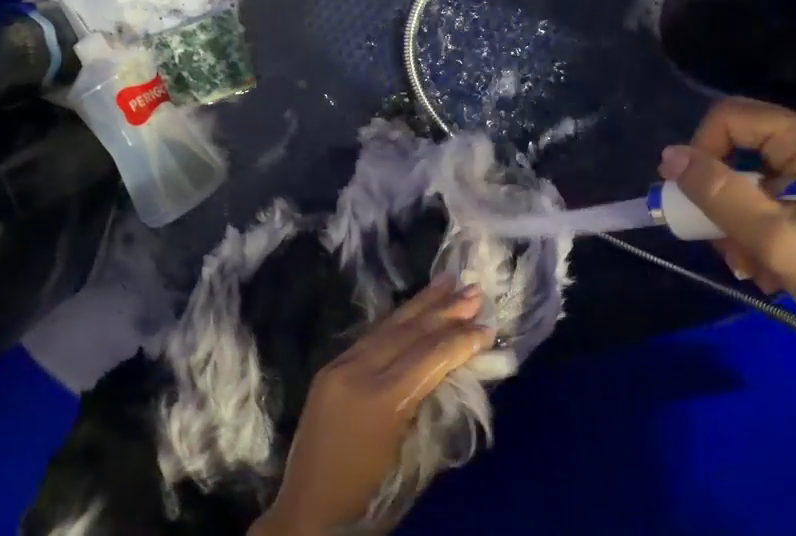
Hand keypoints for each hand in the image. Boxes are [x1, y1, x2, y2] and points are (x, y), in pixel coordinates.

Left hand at [252, 275, 492, 535]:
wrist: (307, 512)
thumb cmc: (368, 497)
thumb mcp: (411, 456)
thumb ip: (431, 407)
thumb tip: (458, 373)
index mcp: (381, 401)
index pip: (428, 356)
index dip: (460, 339)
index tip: (488, 325)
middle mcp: (357, 373)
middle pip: (408, 332)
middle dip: (444, 310)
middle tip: (474, 290)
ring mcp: (338, 368)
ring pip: (387, 326)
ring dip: (420, 305)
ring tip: (447, 282)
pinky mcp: (329, 370)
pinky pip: (369, 337)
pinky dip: (396, 320)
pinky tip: (412, 310)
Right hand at [662, 97, 795, 343]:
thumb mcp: (773, 236)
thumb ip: (717, 193)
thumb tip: (669, 156)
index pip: (727, 119)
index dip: (700, 154)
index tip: (694, 201)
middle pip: (735, 154)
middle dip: (721, 204)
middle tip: (727, 248)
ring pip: (746, 184)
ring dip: (737, 228)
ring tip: (753, 268)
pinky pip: (768, 204)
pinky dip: (759, 236)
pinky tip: (771, 271)